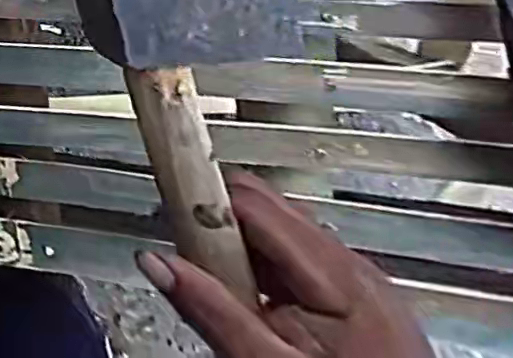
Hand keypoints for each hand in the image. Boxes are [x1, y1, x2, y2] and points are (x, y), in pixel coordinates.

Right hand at [136, 172, 432, 357]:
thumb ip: (211, 311)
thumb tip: (153, 261)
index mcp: (342, 280)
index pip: (251, 202)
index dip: (204, 202)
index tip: (167, 212)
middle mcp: (355, 267)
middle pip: (262, 203)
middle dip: (215, 219)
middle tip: (188, 253)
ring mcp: (358, 279)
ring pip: (272, 223)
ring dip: (233, 240)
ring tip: (219, 282)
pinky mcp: (354, 294)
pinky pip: (288, 250)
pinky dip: (256, 260)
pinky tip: (249, 295)